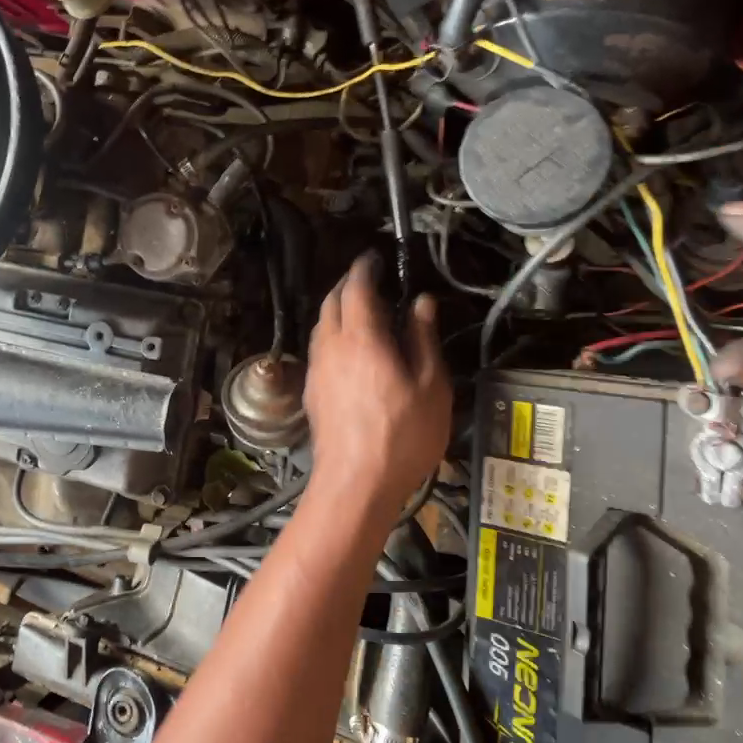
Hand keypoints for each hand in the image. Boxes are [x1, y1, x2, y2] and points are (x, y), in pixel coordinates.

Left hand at [303, 254, 450, 517]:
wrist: (355, 484)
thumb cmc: (401, 436)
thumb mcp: (431, 386)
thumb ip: (423, 339)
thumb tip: (421, 303)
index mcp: (361, 337)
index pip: (356, 287)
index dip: (365, 268)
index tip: (375, 258)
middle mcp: (331, 346)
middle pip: (332, 302)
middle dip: (349, 285)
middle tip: (370, 281)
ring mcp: (317, 369)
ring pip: (321, 325)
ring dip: (338, 309)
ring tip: (362, 312)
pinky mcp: (312, 391)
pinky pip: (320, 348)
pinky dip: (333, 334)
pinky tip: (351, 349)